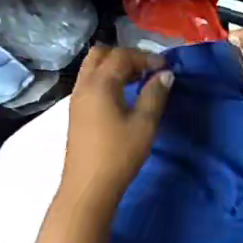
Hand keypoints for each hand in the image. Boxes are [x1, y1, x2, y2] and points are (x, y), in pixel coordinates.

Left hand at [60, 45, 174, 204]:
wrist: (88, 187)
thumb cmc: (119, 155)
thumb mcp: (144, 124)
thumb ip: (155, 95)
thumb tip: (165, 75)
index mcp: (100, 83)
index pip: (122, 56)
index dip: (146, 57)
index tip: (165, 68)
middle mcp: (84, 85)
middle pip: (101, 54)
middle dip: (126, 56)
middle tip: (147, 70)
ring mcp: (76, 99)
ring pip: (92, 68)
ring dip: (115, 68)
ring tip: (137, 82)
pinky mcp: (76, 113)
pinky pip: (90, 83)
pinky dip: (106, 80)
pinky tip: (123, 98)